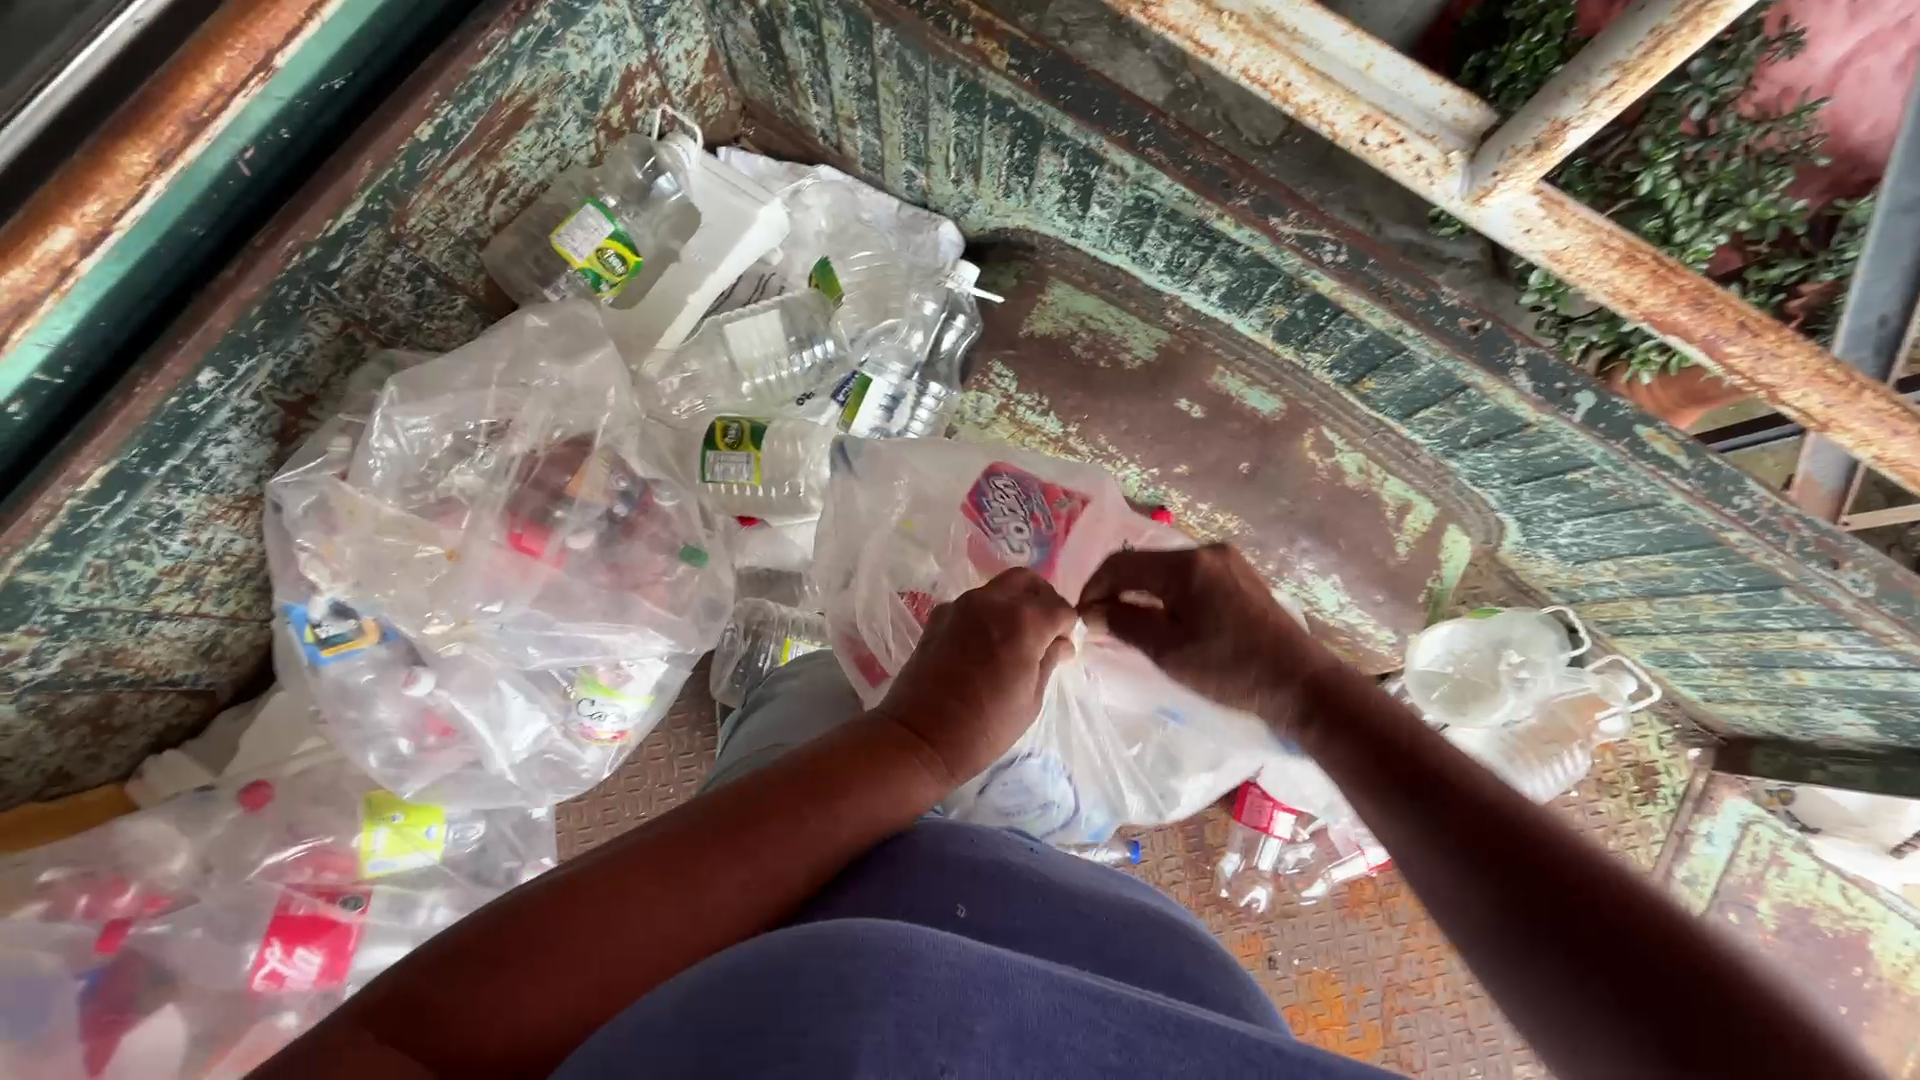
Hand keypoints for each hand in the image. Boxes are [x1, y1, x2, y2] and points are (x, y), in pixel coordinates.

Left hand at [872, 568, 1077, 788]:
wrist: (920, 736)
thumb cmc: (985, 727)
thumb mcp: (1031, 700)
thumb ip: (1048, 662)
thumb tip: (1062, 644)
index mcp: (1023, 622)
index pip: (1060, 608)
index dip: (1068, 627)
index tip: (1064, 647)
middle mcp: (992, 602)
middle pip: (1028, 581)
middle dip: (1043, 600)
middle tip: (1045, 630)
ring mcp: (961, 606)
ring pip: (998, 588)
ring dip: (1014, 604)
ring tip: (1015, 639)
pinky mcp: (938, 616)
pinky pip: (972, 603)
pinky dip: (987, 613)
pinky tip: (985, 645)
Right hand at [1077, 543, 1328, 728]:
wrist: (1300, 682)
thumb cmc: (1229, 668)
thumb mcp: (1167, 650)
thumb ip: (1123, 623)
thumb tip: (1091, 612)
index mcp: (1185, 564)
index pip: (1120, 564)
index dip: (1093, 588)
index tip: (1080, 616)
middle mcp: (1206, 551)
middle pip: (1144, 562)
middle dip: (1116, 589)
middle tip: (1100, 621)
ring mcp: (1227, 561)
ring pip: (1166, 570)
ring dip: (1142, 591)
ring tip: (1128, 622)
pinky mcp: (1241, 577)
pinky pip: (1190, 577)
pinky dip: (1168, 594)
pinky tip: (1164, 618)